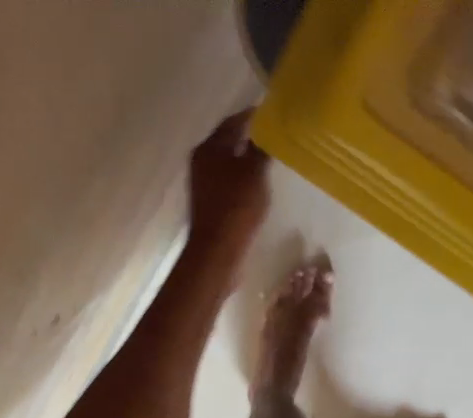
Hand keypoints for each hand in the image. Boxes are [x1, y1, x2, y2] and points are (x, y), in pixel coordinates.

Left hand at [187, 109, 270, 254]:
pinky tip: (255, 180)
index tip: (272, 113)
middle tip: (272, 133)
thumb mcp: (254, 171)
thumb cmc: (236, 205)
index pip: (232, 122)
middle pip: (227, 141)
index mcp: (209, 147)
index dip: (252, 116)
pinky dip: (240, 175)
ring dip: (244, 157)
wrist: (217, 249)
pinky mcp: (207, 201)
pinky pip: (226, 179)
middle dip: (248, 136)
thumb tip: (266, 128)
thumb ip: (261, 146)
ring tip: (267, 156)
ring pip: (226, 161)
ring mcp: (201, 182)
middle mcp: (200, 160)